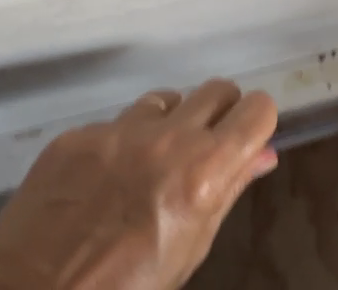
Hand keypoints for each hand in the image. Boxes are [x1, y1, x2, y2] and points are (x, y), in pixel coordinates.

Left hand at [0, 80, 278, 289]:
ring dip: (166, 124)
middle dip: (217, 115)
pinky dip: (117, 146)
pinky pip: (113, 125)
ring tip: (145, 166)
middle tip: (200, 150)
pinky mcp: (73, 139)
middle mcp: (167, 140)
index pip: (257, 108)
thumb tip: (264, 154)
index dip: (255, 123)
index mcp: (204, 171)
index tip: (242, 143)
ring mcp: (116, 134)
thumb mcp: (191, 248)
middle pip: (217, 89)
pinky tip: (100, 183)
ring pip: (164, 101)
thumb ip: (229, 191)